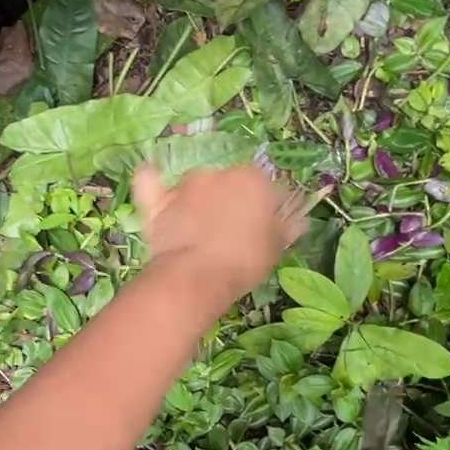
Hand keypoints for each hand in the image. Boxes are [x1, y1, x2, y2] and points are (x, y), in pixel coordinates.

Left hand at [132, 165, 306, 306]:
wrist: (195, 277)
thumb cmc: (242, 263)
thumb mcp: (275, 248)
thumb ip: (286, 228)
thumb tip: (298, 219)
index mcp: (253, 179)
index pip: (265, 190)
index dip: (265, 212)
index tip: (261, 232)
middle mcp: (219, 172)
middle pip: (228, 185)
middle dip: (230, 204)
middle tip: (230, 236)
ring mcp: (185, 185)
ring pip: (195, 188)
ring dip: (198, 203)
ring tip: (197, 234)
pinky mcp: (158, 200)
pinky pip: (151, 182)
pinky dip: (153, 183)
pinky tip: (156, 188)